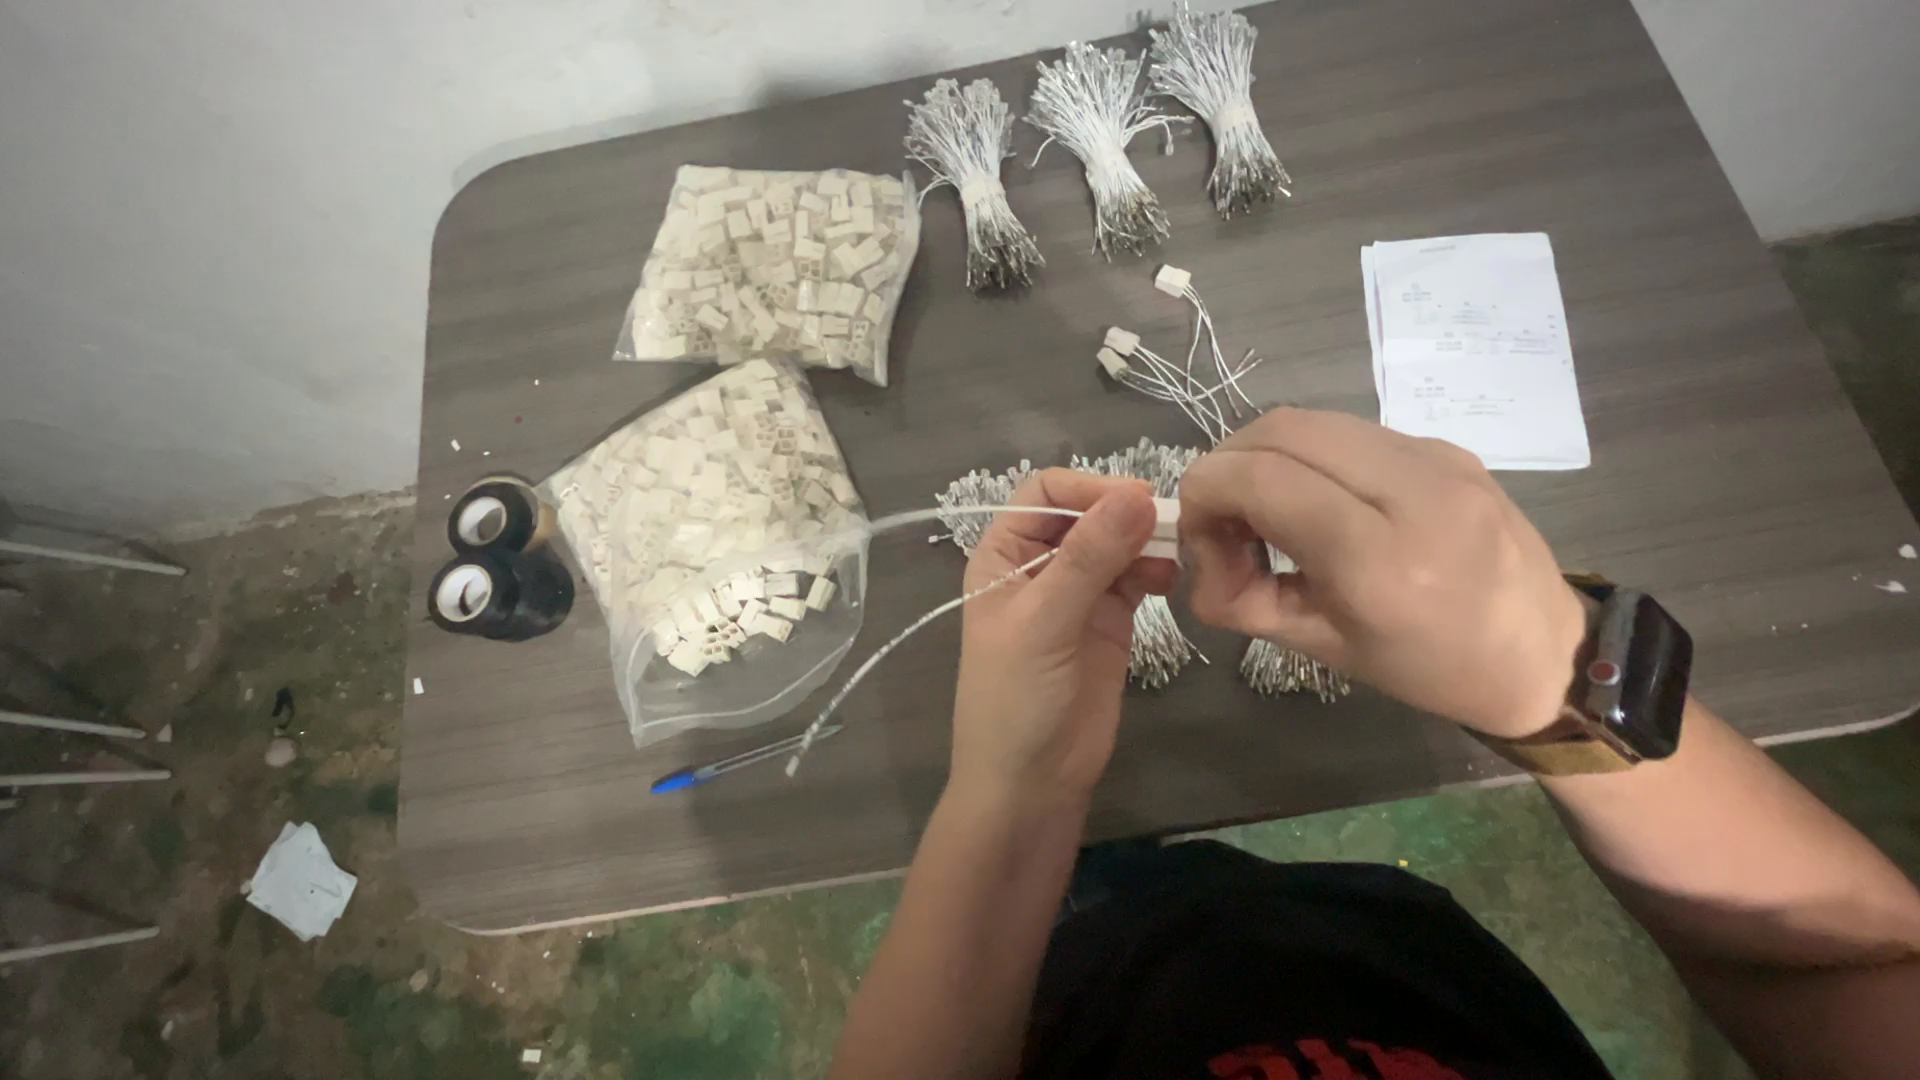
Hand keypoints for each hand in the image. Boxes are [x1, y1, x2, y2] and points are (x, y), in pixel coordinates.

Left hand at [950, 470, 1176, 807]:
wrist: (1031, 784)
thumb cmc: (1016, 701)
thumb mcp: (1044, 624)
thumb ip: (1088, 559)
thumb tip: (1137, 495)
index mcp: (1002, 556)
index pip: (1044, 494)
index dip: (1088, 488)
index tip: (1138, 499)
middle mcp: (1038, 565)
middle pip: (1085, 513)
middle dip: (1123, 512)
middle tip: (1171, 523)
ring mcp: (1076, 593)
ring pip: (1115, 543)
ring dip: (1145, 539)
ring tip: (1176, 553)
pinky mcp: (1108, 620)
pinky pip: (1134, 577)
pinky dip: (1154, 569)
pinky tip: (1170, 577)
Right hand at [1179, 408, 1586, 737]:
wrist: (1547, 653)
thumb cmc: (1428, 667)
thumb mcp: (1320, 648)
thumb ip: (1240, 601)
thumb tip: (1195, 561)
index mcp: (1379, 560)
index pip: (1260, 479)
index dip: (1204, 494)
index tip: (1198, 535)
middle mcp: (1411, 490)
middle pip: (1277, 430)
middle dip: (1224, 466)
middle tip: (1221, 519)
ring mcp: (1434, 457)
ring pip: (1308, 420)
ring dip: (1261, 456)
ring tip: (1261, 509)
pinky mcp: (1444, 446)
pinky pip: (1345, 431)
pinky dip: (1302, 456)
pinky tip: (1311, 499)